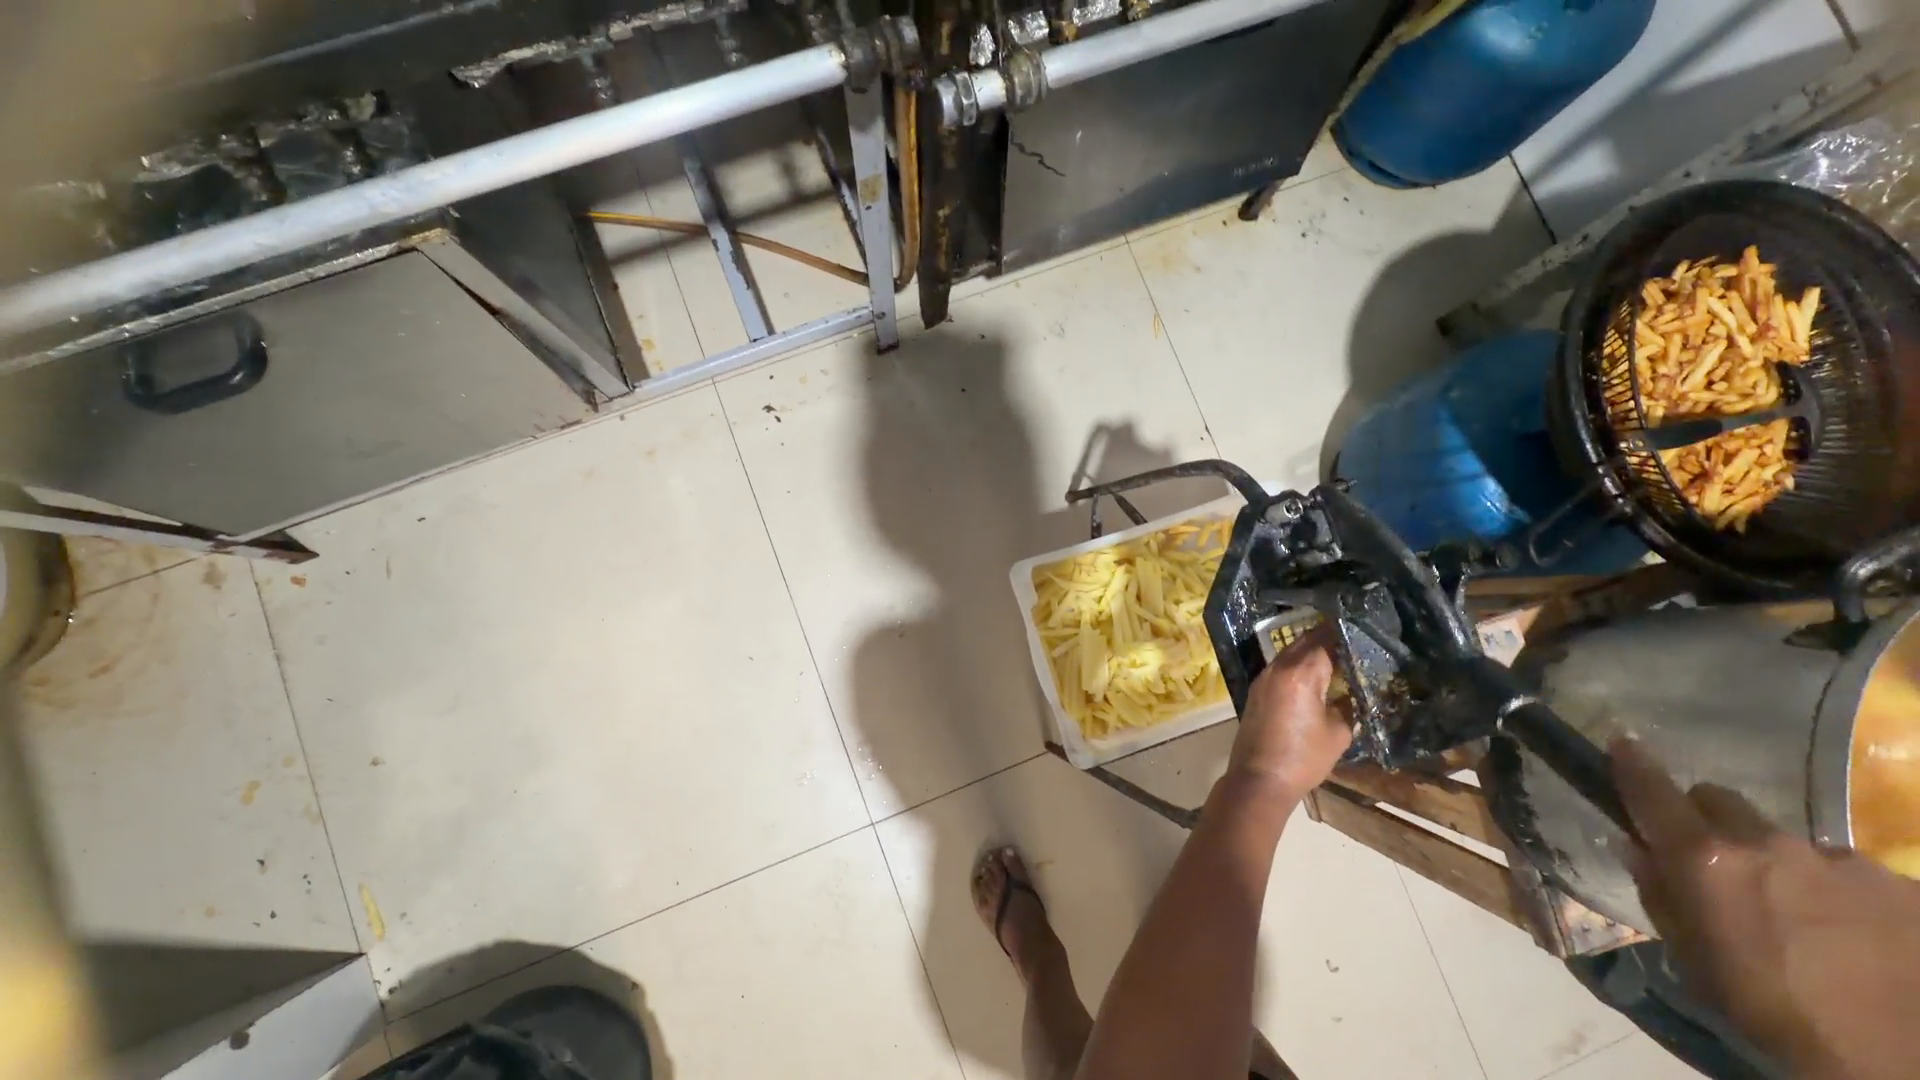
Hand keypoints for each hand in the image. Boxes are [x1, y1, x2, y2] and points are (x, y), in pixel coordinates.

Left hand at [1226, 629, 1351, 800]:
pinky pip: (1280, 668)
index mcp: (1300, 675)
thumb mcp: (1338, 733)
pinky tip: (1313, 675)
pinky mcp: (1256, 691)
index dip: (1342, 635)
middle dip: (1326, 638)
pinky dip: (1297, 665)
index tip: (1360, 630)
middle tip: (1351, 639)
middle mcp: (1278, 669)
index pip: (1324, 642)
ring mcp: (1263, 679)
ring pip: (1289, 654)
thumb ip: (1347, 706)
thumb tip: (1352, 693)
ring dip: (1309, 651)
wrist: (1259, 779)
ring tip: (1336, 655)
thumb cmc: (1303, 758)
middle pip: (1304, 643)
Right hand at [1611, 736, 1919, 1079]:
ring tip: (1796, 912)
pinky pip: (1847, 870)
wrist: (1893, 1060)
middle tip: (1712, 859)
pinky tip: (1848, 932)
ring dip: (1776, 860)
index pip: (1652, 792)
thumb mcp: (1690, 958)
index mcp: (1704, 859)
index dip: (1631, 764)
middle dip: (1704, 818)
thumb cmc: (1766, 1010)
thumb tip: (1638, 848)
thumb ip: (1659, 894)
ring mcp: (1838, 859)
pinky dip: (1835, 889)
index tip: (1621, 742)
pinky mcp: (1896, 882)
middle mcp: (1765, 842)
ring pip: (1785, 838)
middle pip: (1719, 799)